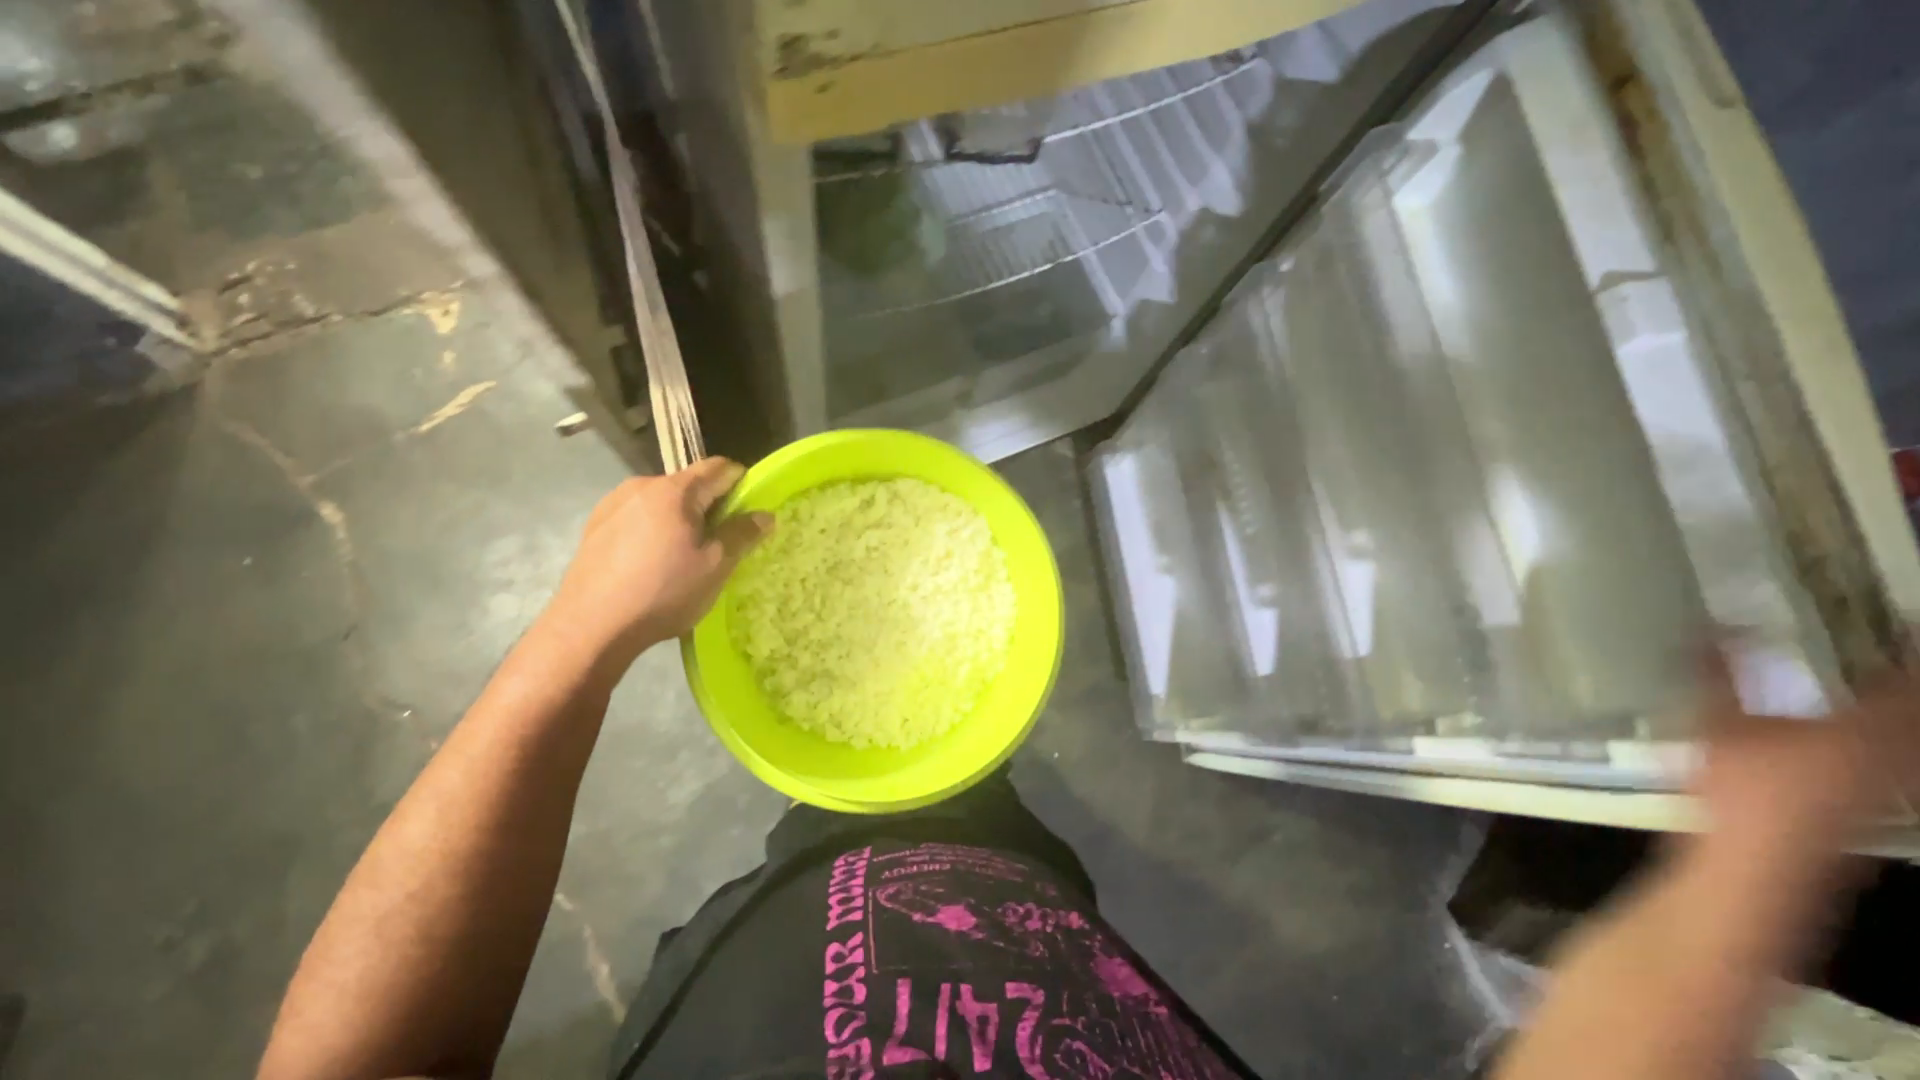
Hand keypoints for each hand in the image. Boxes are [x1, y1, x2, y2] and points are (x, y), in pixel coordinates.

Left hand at [541, 458, 771, 674]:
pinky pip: (636, 517)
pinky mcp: (594, 526)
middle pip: (688, 485)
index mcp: (675, 490)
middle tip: (717, 545)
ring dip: (677, 520)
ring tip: (679, 559)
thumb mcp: (714, 567)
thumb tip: (764, 515)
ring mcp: (612, 504)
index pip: (718, 467)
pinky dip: (651, 531)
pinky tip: (647, 565)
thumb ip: (742, 535)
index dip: (741, 483)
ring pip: (660, 502)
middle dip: (707, 507)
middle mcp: (641, 485)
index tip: (748, 512)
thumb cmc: (662, 592)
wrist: (590, 625)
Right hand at [1691, 644, 1919, 866]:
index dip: (1910, 648)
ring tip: (1888, 696)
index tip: (1905, 623)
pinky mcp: (1876, 809)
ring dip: (1905, 719)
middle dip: (1907, 685)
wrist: (1759, 868)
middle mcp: (1892, 757)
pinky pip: (1905, 767)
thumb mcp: (1716, 724)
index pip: (1908, 680)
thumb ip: (1718, 675)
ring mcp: (1890, 788)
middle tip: (1898, 658)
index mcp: (1864, 729)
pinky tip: (1870, 742)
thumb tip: (1716, 626)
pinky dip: (1899, 747)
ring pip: (1914, 745)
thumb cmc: (1741, 792)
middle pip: (1918, 716)